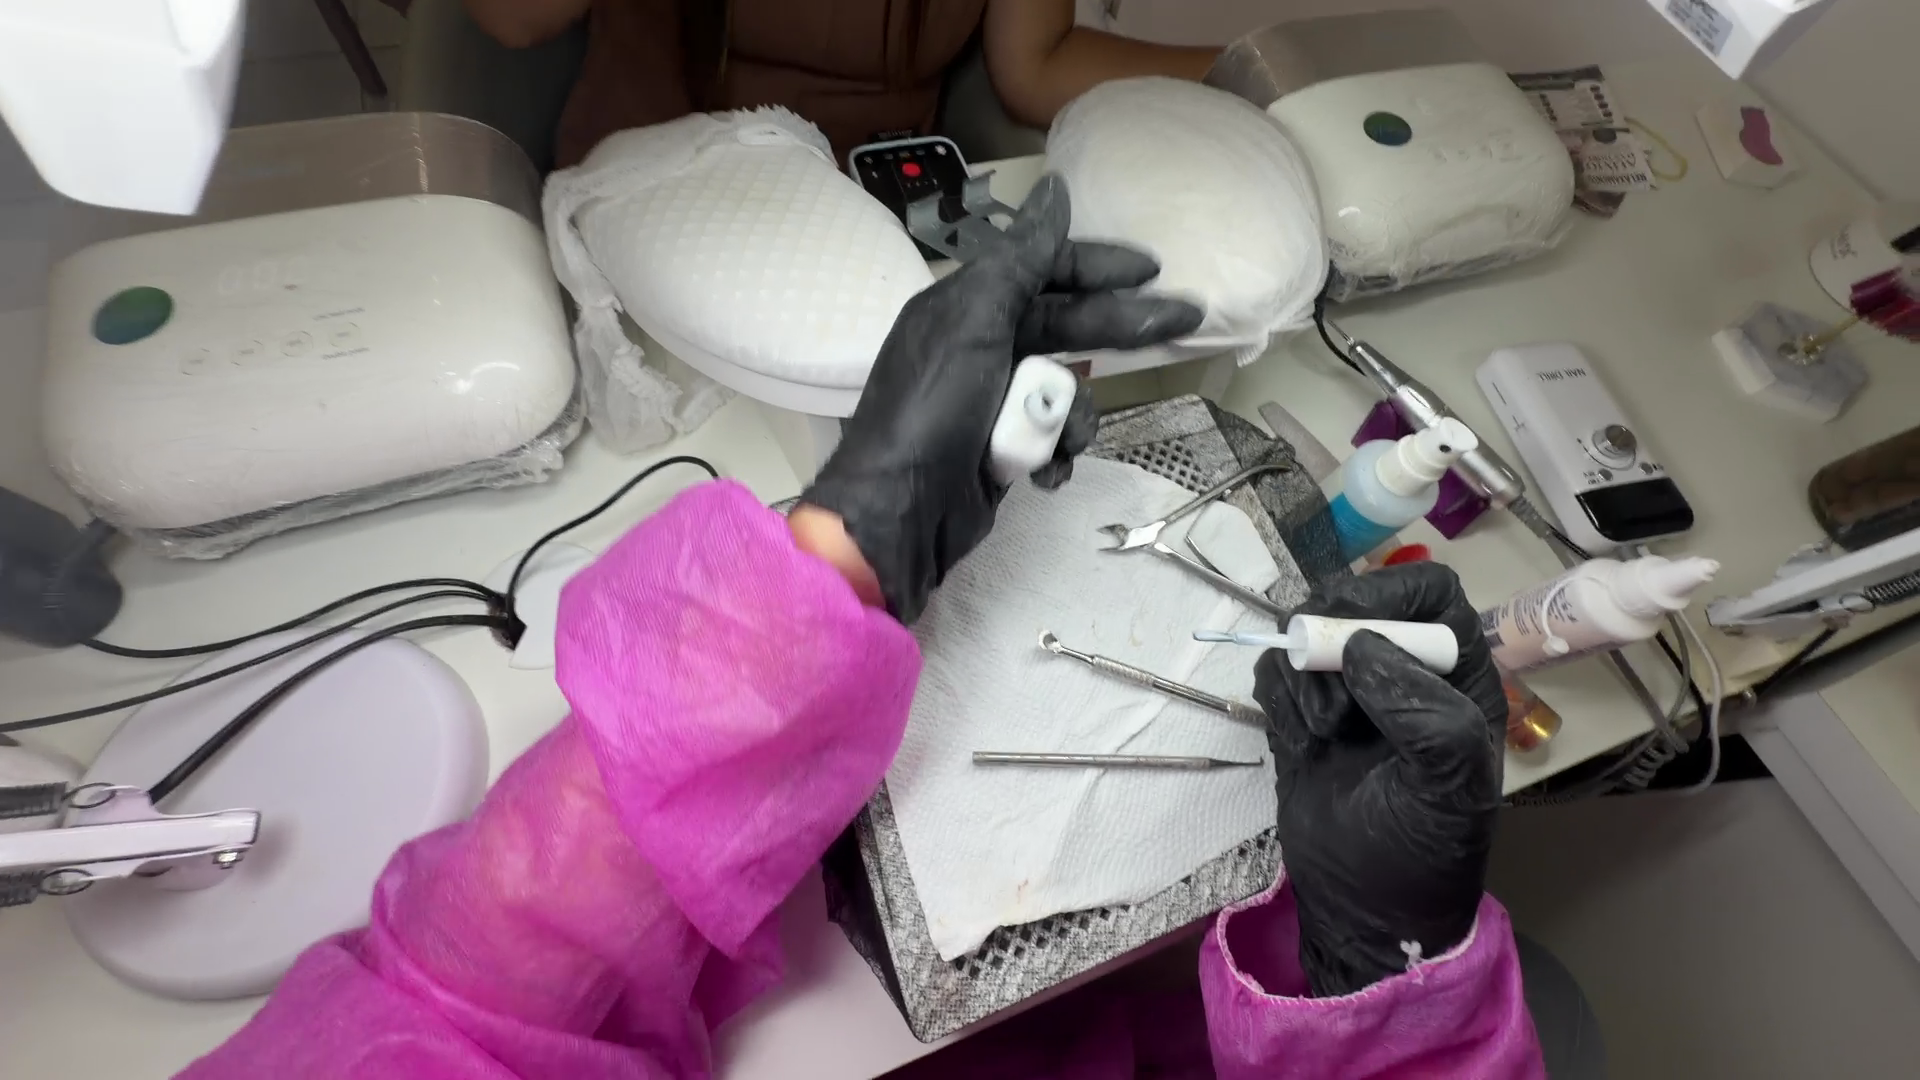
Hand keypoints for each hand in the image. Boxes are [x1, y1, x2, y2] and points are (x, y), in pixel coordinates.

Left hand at [799, 174, 1202, 622]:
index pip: (1043, 271)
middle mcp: (982, 349)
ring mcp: (994, 403)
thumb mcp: (973, 321)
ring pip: (1066, 393)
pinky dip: (1056, 454)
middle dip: (1120, 328)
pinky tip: (1048, 472)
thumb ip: (1019, 259)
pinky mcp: (1004, 449)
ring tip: (1061, 436)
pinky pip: (1052, 439)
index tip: (1152, 267)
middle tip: (1183, 320)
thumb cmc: (934, 408)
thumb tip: (1055, 189)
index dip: (1096, 265)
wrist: (901, 509)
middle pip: (1066, 326)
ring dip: (1073, 416)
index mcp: (968, 309)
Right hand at [1253, 563, 1506, 996]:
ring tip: (1319, 735)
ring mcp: (1344, 688)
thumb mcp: (1448, 793)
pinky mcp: (1298, 707)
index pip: (1427, 592)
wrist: (1358, 903)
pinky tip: (1298, 742)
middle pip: (1350, 600)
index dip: (1388, 594)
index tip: (1351, 633)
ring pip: (1302, 635)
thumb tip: (1361, 647)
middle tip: (1329, 703)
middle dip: (1326, 641)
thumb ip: (1427, 718)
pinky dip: (1275, 699)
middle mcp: (1399, 669)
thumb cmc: (1419, 853)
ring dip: (1300, 681)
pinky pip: (1271, 670)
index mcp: (1454, 676)